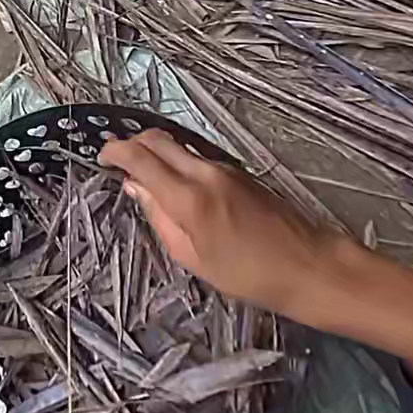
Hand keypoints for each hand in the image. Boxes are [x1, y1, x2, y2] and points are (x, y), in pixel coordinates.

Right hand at [101, 129, 347, 312]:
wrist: (310, 266)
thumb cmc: (247, 274)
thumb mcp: (191, 256)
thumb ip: (159, 217)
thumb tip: (135, 188)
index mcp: (188, 198)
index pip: (140, 157)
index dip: (115, 152)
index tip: (102, 158)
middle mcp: (204, 173)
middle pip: (158, 138)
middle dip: (132, 142)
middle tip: (118, 160)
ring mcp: (223, 168)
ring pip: (177, 145)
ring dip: (154, 151)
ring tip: (143, 175)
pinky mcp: (238, 172)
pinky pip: (195, 157)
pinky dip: (175, 161)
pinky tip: (173, 184)